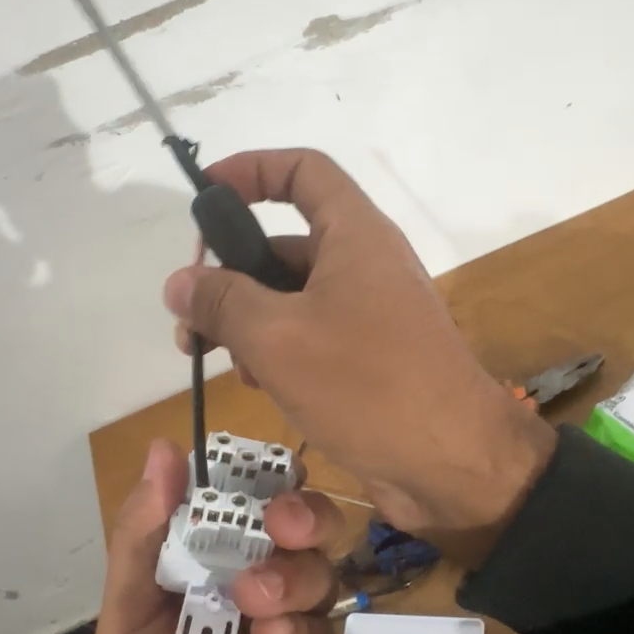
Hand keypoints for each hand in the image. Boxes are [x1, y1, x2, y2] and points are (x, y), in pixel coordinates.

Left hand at [60, 439, 344, 633]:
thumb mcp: (126, 611)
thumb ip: (145, 534)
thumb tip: (163, 447)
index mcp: (214, 554)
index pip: (254, 494)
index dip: (263, 475)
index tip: (264, 468)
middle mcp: (261, 576)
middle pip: (306, 523)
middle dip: (302, 513)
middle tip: (282, 523)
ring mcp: (292, 621)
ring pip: (322, 571)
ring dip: (296, 573)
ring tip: (255, 597)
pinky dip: (301, 628)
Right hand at [163, 149, 555, 541]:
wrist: (453, 462)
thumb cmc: (367, 384)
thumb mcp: (278, 337)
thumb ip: (222, 302)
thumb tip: (181, 282)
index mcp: (355, 235)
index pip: (303, 171)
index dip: (251, 170)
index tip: (202, 193)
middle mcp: (366, 266)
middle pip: (288, 245)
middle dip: (233, 275)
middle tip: (191, 319)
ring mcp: (373, 316)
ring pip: (295, 300)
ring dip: (250, 323)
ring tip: (219, 361)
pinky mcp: (372, 361)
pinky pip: (315, 339)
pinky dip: (281, 353)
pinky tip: (261, 387)